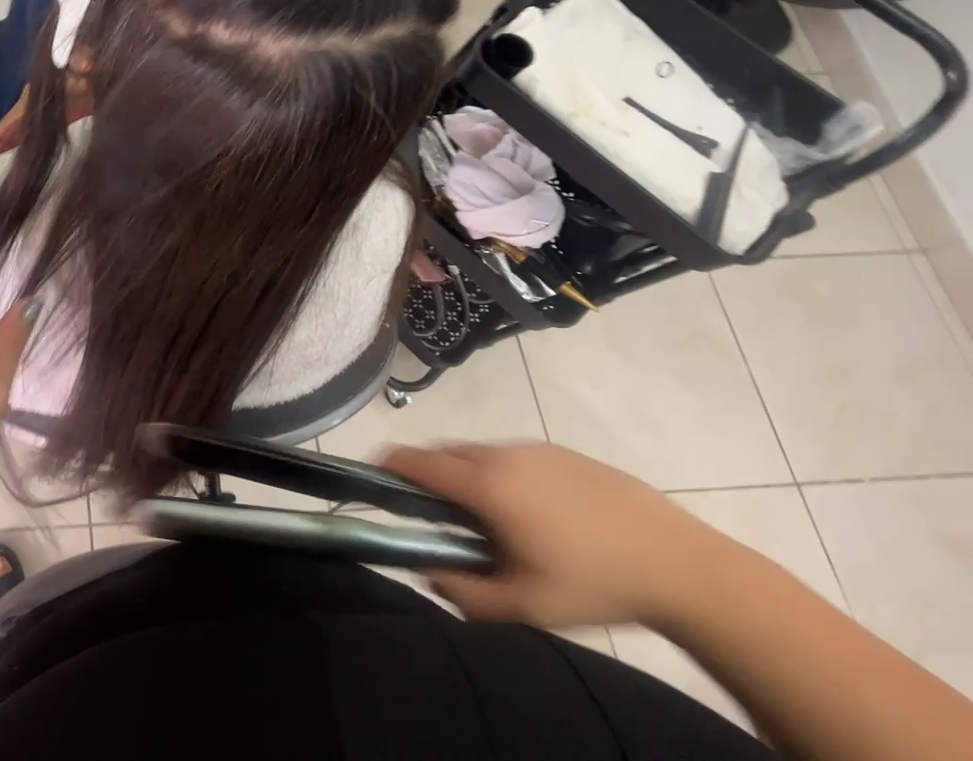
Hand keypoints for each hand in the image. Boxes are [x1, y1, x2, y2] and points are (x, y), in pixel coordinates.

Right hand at [382, 442, 734, 627]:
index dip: (387, 465)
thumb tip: (430, 573)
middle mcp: (505, 455)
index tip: (371, 477)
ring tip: (482, 516)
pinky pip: (514, 456)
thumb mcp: (525, 605)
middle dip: (426, 473)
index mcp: (487, 485)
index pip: (417, 462)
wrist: (687, 567)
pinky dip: (500, 474)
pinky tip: (528, 512)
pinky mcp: (568, 454)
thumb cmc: (596, 585)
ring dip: (465, 474)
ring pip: (480, 452)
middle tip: (429, 512)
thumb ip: (464, 592)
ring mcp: (539, 450)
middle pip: (444, 452)